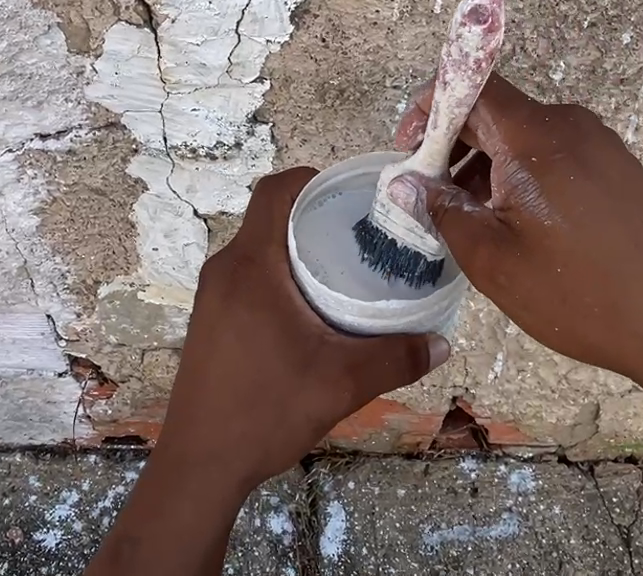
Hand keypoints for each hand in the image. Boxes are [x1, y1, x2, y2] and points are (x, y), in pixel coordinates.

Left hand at [156, 167, 449, 491]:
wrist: (200, 464)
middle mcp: (225, 268)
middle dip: (314, 215)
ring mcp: (213, 294)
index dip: (312, 179)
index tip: (352, 193)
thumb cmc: (265, 410)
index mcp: (251, 264)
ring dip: (296, 247)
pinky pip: (248, 274)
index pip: (274, 190)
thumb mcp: (340, 383)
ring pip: (259, 247)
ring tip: (344, 268)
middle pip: (269, 216)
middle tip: (362, 233)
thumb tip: (442, 343)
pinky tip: (311, 307)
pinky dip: (279, 273)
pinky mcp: (210, 317)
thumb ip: (394, 358)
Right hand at [390, 74, 642, 394]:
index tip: (406, 148)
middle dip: (451, 142)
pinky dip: (518, 173)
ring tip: (466, 214)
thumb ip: (441, 210)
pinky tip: (513, 220)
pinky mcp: (617, 169)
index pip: (471, 85)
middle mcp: (569, 125)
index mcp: (535, 136)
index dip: (430, 105)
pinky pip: (551, 152)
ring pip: (521, 135)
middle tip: (427, 190)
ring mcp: (599, 145)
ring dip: (483, 162)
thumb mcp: (492, 259)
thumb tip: (402, 182)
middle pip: (495, 110)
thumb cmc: (579, 294)